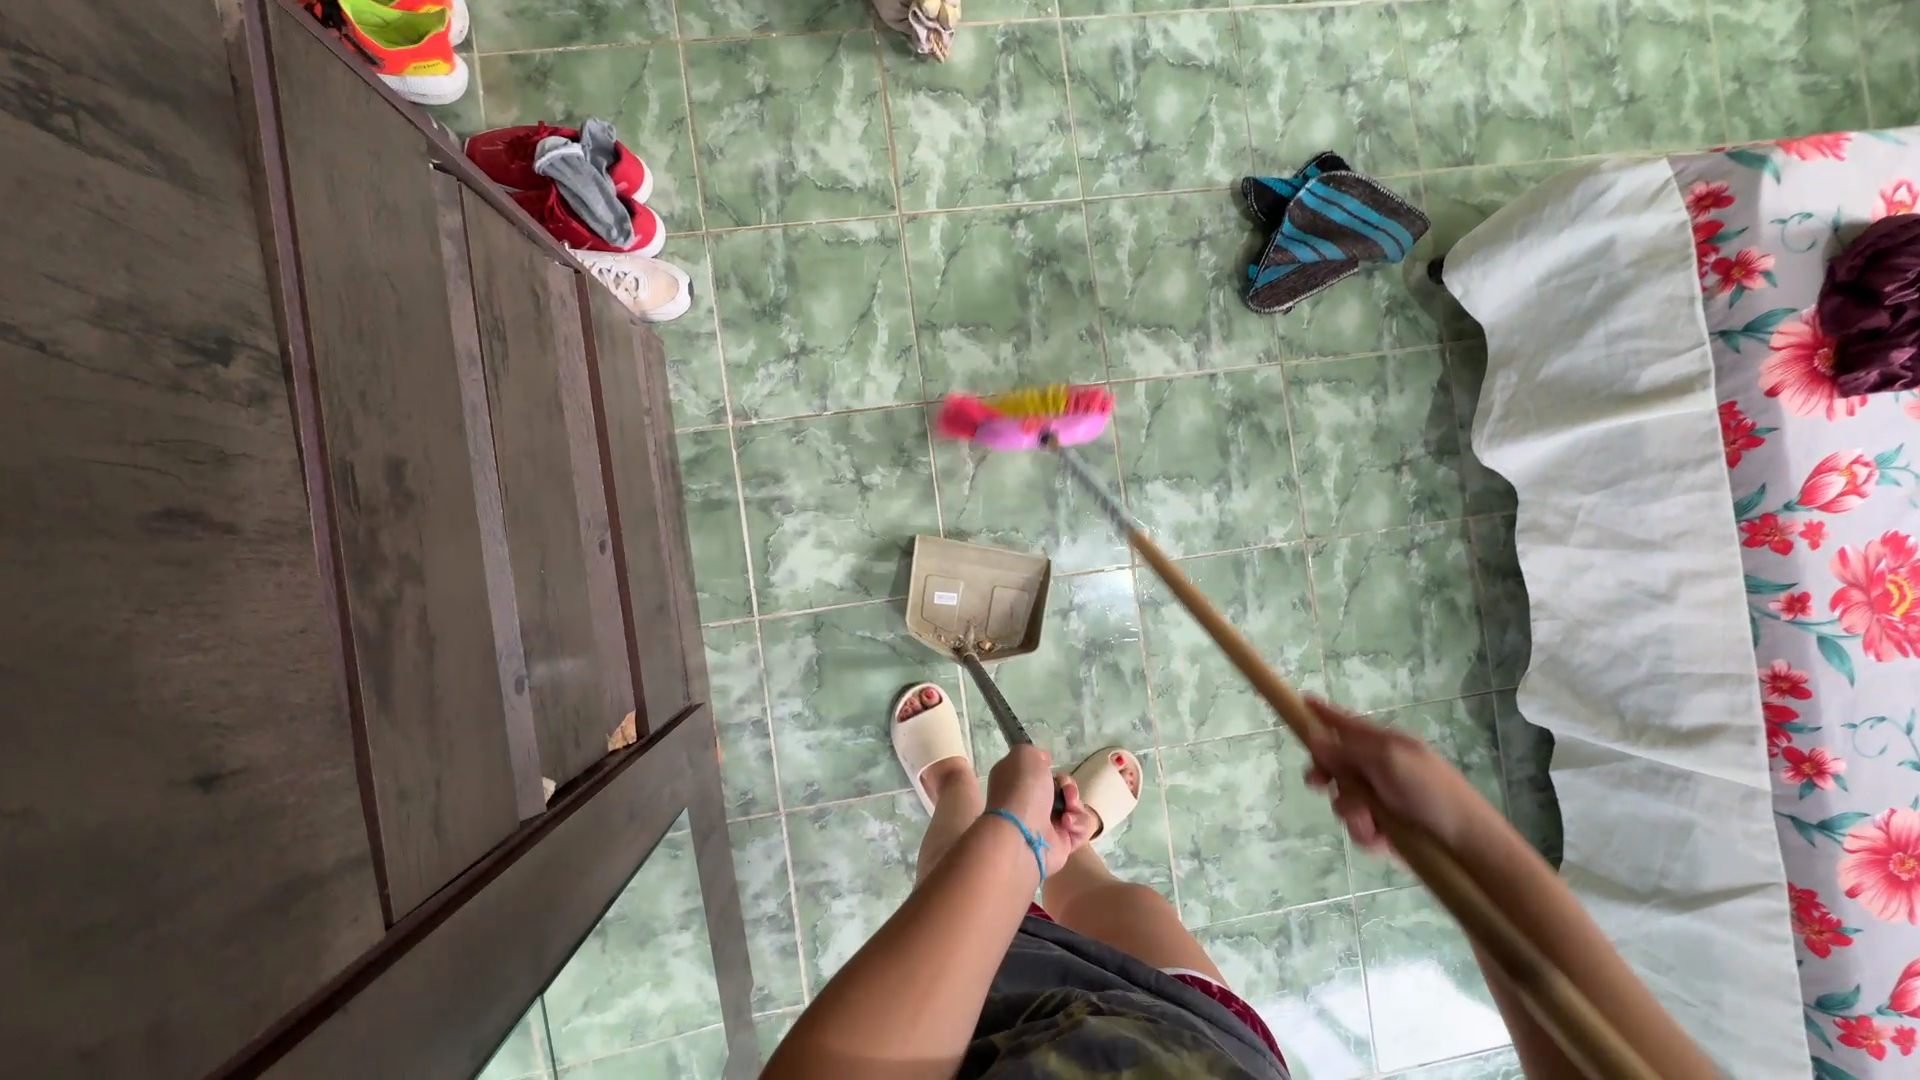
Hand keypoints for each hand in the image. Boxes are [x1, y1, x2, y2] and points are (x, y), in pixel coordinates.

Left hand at [984, 744, 1093, 876]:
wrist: (1022, 833)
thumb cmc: (1021, 790)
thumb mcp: (1023, 755)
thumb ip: (1034, 752)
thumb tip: (1043, 761)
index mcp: (1016, 783)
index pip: (1038, 773)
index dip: (1049, 768)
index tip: (1050, 766)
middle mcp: (1030, 804)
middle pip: (1062, 789)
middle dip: (1069, 786)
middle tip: (1066, 791)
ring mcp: (1046, 825)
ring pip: (1074, 808)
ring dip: (1075, 804)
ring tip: (1067, 811)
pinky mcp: (1062, 844)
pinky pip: (1080, 829)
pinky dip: (1078, 824)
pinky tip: (1067, 824)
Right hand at [1302, 697, 1504, 854]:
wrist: (1467, 843)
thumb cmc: (1430, 791)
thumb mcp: (1388, 760)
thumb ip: (1348, 749)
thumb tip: (1314, 739)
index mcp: (1384, 745)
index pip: (1347, 723)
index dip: (1324, 713)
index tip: (1302, 701)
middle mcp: (1380, 769)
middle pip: (1336, 763)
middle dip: (1326, 775)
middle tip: (1316, 783)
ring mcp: (1383, 799)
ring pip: (1343, 798)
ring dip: (1350, 811)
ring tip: (1369, 822)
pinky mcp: (1386, 828)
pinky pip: (1358, 826)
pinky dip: (1365, 832)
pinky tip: (1379, 838)